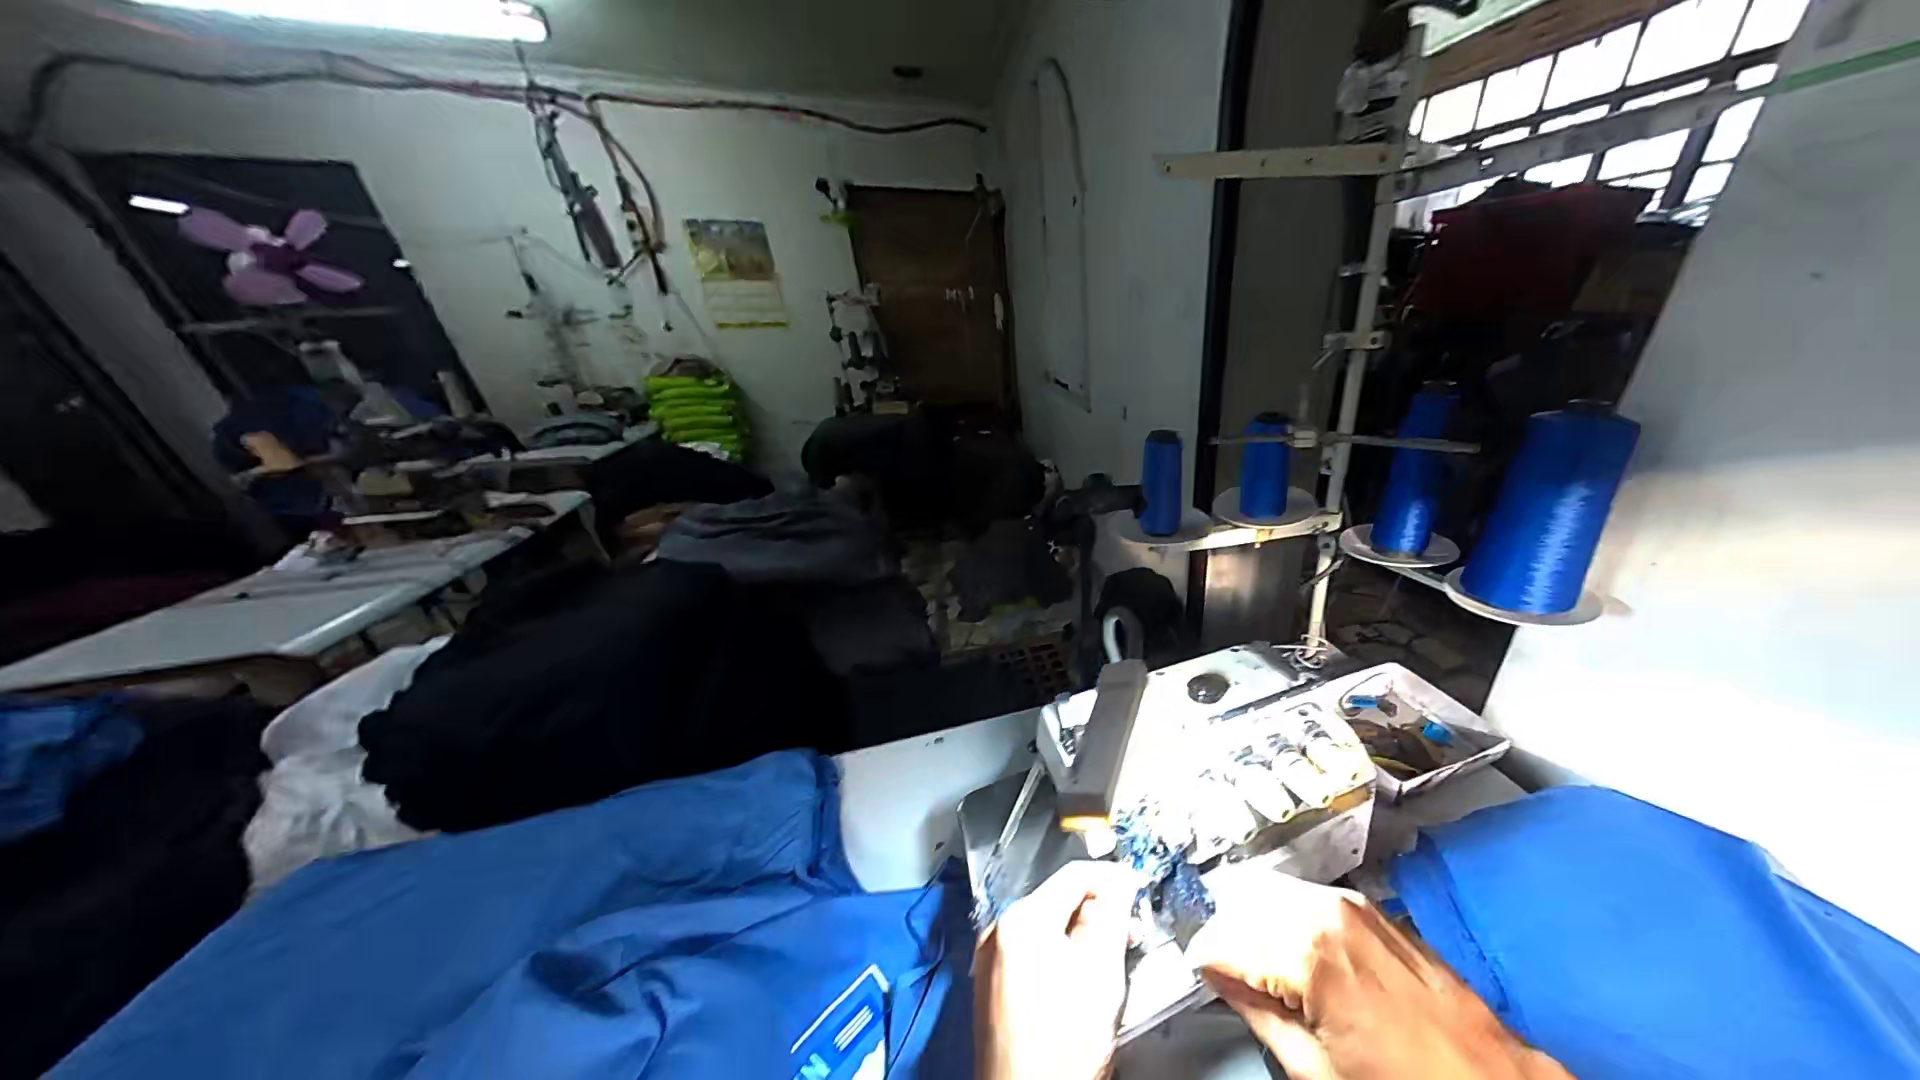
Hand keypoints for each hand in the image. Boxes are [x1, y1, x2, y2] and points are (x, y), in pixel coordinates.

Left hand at [974, 861, 1138, 1079]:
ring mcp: (991, 957)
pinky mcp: (991, 983)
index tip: (1132, 882)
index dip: (1109, 876)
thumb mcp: (1101, 973)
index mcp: (1022, 919)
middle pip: (1056, 899)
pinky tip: (1079, 977)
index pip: (1072, 875)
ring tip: (1108, 954)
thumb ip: (1111, 918)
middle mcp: (998, 930)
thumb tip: (1119, 884)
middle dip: (1095, 908)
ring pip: (1044, 925)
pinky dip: (1057, 952)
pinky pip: (1030, 950)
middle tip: (1128, 925)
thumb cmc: (1061, 1050)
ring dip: (1078, 931)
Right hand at [1185, 867, 1572, 1079]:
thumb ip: (1258, 1013)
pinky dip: (1287, 915)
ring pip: (1269, 892)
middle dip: (1229, 936)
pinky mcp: (1369, 906)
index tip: (1208, 981)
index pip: (1220, 940)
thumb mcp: (1316, 1071)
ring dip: (1255, 921)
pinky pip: (1305, 896)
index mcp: (1304, 952)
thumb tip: (1222, 979)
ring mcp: (1349, 903)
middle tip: (1232, 976)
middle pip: (1241, 904)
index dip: (1207, 963)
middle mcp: (1322, 911)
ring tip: (1263, 965)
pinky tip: (1296, 951)